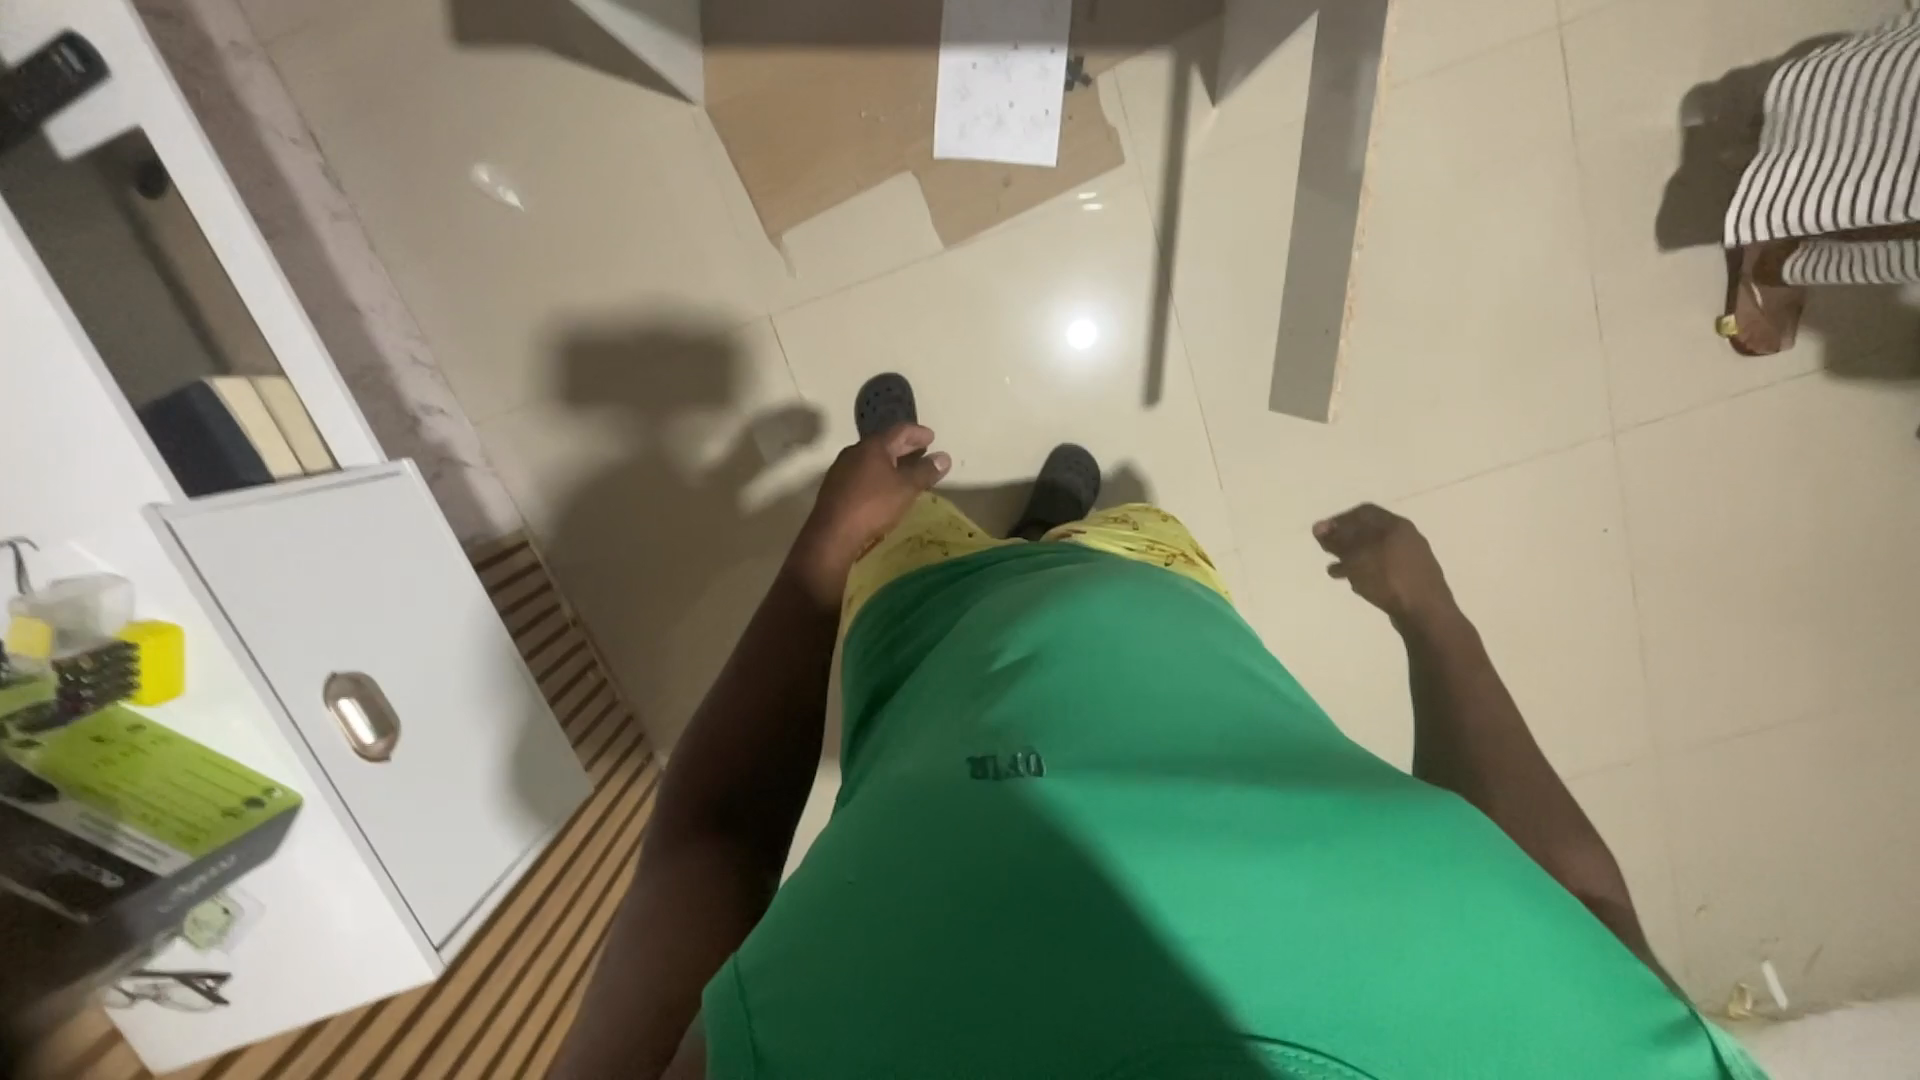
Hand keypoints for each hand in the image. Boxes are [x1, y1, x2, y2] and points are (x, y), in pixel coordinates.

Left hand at [787, 424, 950, 605]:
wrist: (833, 532)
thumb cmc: (873, 505)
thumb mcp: (906, 488)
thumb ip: (926, 471)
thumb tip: (944, 457)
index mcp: (873, 446)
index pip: (899, 430)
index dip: (918, 433)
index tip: (931, 437)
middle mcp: (855, 451)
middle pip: (884, 443)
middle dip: (905, 446)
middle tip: (922, 450)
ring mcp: (842, 468)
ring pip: (872, 458)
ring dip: (890, 461)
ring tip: (905, 469)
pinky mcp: (835, 486)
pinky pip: (862, 472)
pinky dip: (878, 473)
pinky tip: (883, 486)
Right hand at [1313, 504, 1456, 626]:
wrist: (1425, 611)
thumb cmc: (1387, 578)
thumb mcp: (1355, 557)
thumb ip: (1336, 541)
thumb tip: (1319, 526)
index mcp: (1394, 525)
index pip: (1362, 512)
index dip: (1339, 520)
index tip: (1322, 534)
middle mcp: (1406, 536)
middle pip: (1369, 531)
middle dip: (1345, 540)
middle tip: (1327, 551)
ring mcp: (1411, 556)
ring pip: (1375, 550)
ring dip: (1353, 558)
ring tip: (1335, 571)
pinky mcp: (1412, 576)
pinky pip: (1384, 567)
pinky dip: (1367, 570)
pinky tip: (1357, 582)